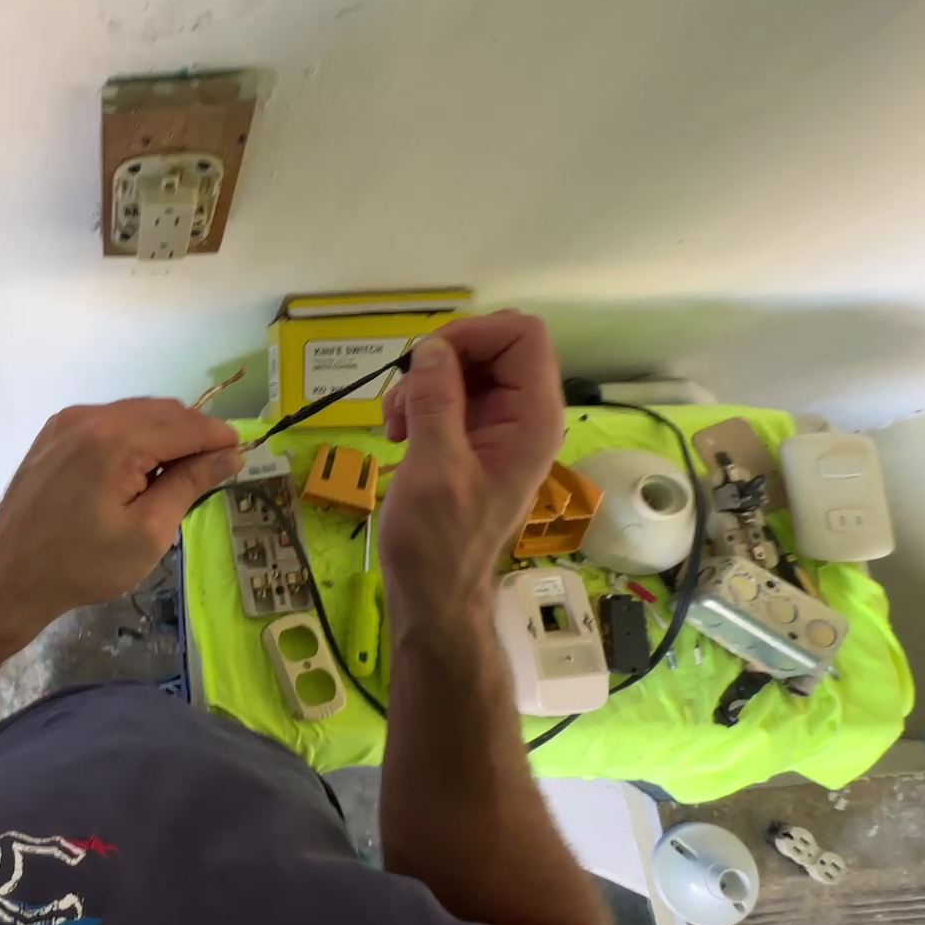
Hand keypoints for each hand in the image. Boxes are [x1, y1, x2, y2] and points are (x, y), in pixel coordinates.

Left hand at [0, 399, 241, 651]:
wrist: (11, 579)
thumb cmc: (83, 565)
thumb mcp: (148, 532)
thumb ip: (189, 484)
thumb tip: (229, 455)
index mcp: (114, 439)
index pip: (184, 424)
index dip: (218, 437)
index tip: (241, 454)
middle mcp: (88, 417)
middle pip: (159, 412)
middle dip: (192, 434)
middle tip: (212, 469)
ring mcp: (64, 423)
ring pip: (132, 414)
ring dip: (162, 435)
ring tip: (176, 475)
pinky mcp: (51, 436)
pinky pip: (105, 423)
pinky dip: (131, 437)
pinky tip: (136, 470)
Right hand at [378, 311, 564, 620]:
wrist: (433, 591)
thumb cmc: (437, 539)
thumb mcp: (433, 467)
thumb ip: (436, 402)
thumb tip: (429, 347)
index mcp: (531, 419)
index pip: (520, 337)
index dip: (471, 334)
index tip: (420, 360)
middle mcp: (522, 416)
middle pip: (491, 349)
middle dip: (439, 362)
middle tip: (401, 400)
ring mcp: (496, 429)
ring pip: (463, 372)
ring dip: (420, 387)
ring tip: (392, 425)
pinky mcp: (470, 442)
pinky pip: (448, 400)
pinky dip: (418, 406)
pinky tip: (397, 434)